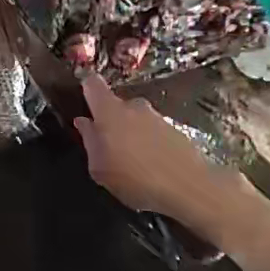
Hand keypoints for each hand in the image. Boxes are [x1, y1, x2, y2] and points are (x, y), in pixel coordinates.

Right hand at [74, 72, 246, 229]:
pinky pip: (152, 130)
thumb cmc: (134, 179)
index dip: (86, 87)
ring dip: (130, 133)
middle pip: (115, 105)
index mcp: (110, 112)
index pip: (93, 84)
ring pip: (135, 118)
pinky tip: (150, 165)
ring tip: (131, 161)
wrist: (187, 186)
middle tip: (107, 146)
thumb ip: (90, 140)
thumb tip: (83, 121)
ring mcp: (156, 116)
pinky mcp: (174, 128)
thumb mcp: (100, 168)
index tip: (82, 98)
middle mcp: (134, 106)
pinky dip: (148, 141)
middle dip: (110, 121)